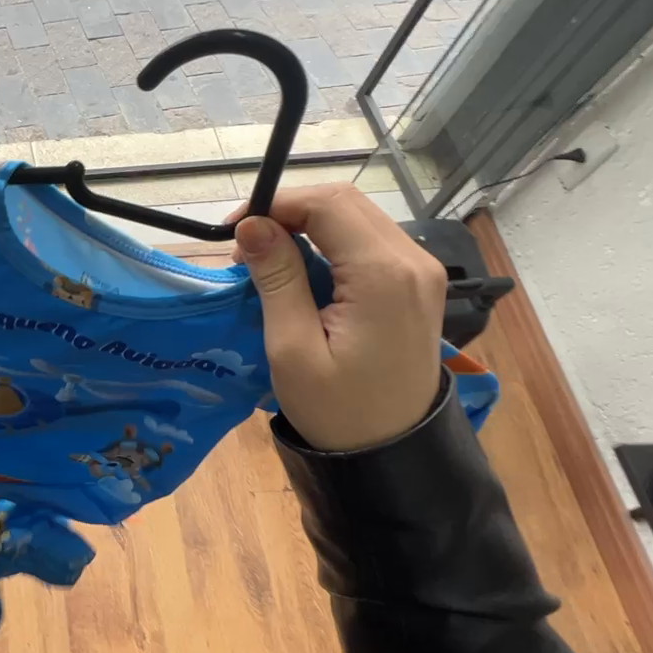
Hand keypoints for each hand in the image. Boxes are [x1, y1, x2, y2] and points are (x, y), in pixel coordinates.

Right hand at [227, 184, 447, 451]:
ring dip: (307, 227)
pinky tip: (299, 273)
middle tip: (244, 246)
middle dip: (289, 212)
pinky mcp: (415, 285)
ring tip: (265, 261)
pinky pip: (368, 244)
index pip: (328, 205)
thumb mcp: (292, 348)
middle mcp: (412, 261)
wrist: (391, 450)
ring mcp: (420, 272)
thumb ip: (277, 279)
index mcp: (383, 274)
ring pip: (357, 219)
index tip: (232, 231)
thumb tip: (251, 226)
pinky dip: (328, 246)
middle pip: (345, 203)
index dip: (276, 204)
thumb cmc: (335, 408)